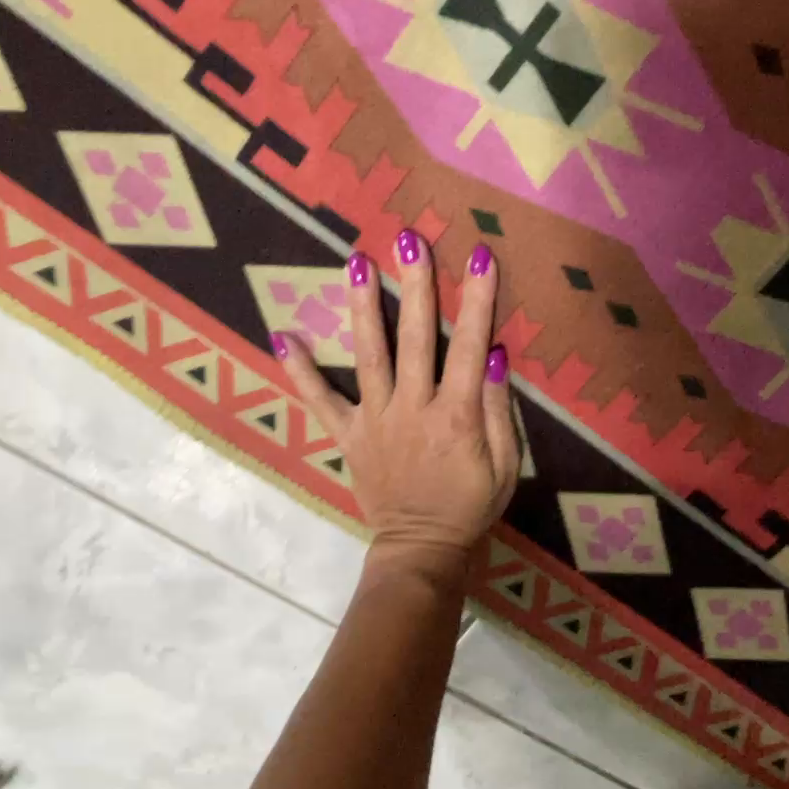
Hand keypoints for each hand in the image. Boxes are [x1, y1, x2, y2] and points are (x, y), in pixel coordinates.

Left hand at [273, 231, 520, 586]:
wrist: (421, 549)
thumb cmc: (470, 505)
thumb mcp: (505, 465)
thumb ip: (498, 410)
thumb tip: (493, 355)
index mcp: (456, 416)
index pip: (470, 346)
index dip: (477, 300)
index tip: (479, 256)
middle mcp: (413, 409)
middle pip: (414, 338)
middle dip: (414, 285)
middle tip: (408, 239)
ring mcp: (374, 420)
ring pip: (368, 356)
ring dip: (362, 307)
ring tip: (355, 261)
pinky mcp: (348, 435)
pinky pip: (320, 401)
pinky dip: (301, 370)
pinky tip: (283, 335)